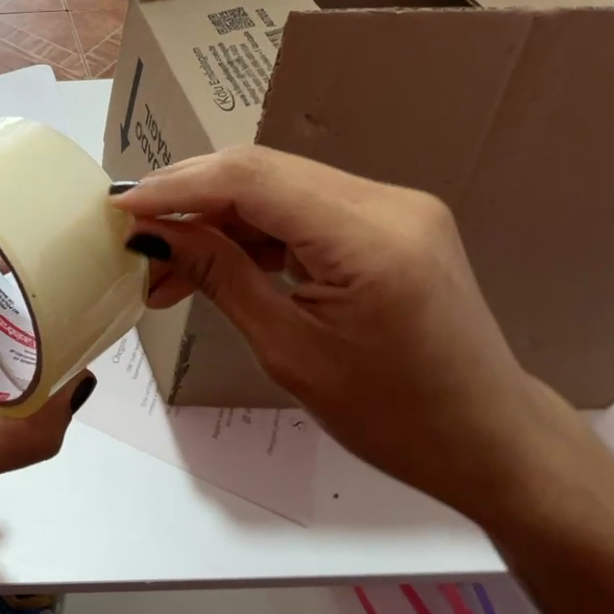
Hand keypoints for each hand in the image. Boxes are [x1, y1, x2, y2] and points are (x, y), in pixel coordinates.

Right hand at [111, 146, 576, 515]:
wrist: (494, 443)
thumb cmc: (395, 418)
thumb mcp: (289, 351)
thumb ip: (220, 275)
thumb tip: (153, 234)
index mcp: (371, 238)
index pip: (250, 179)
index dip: (176, 186)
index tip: (119, 207)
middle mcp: (386, 201)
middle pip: (259, 171)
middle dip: (187, 198)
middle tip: (134, 236)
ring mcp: (392, 204)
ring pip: (274, 185)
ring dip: (214, 217)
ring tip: (164, 264)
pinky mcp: (388, 217)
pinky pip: (299, 206)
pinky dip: (250, 229)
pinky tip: (212, 261)